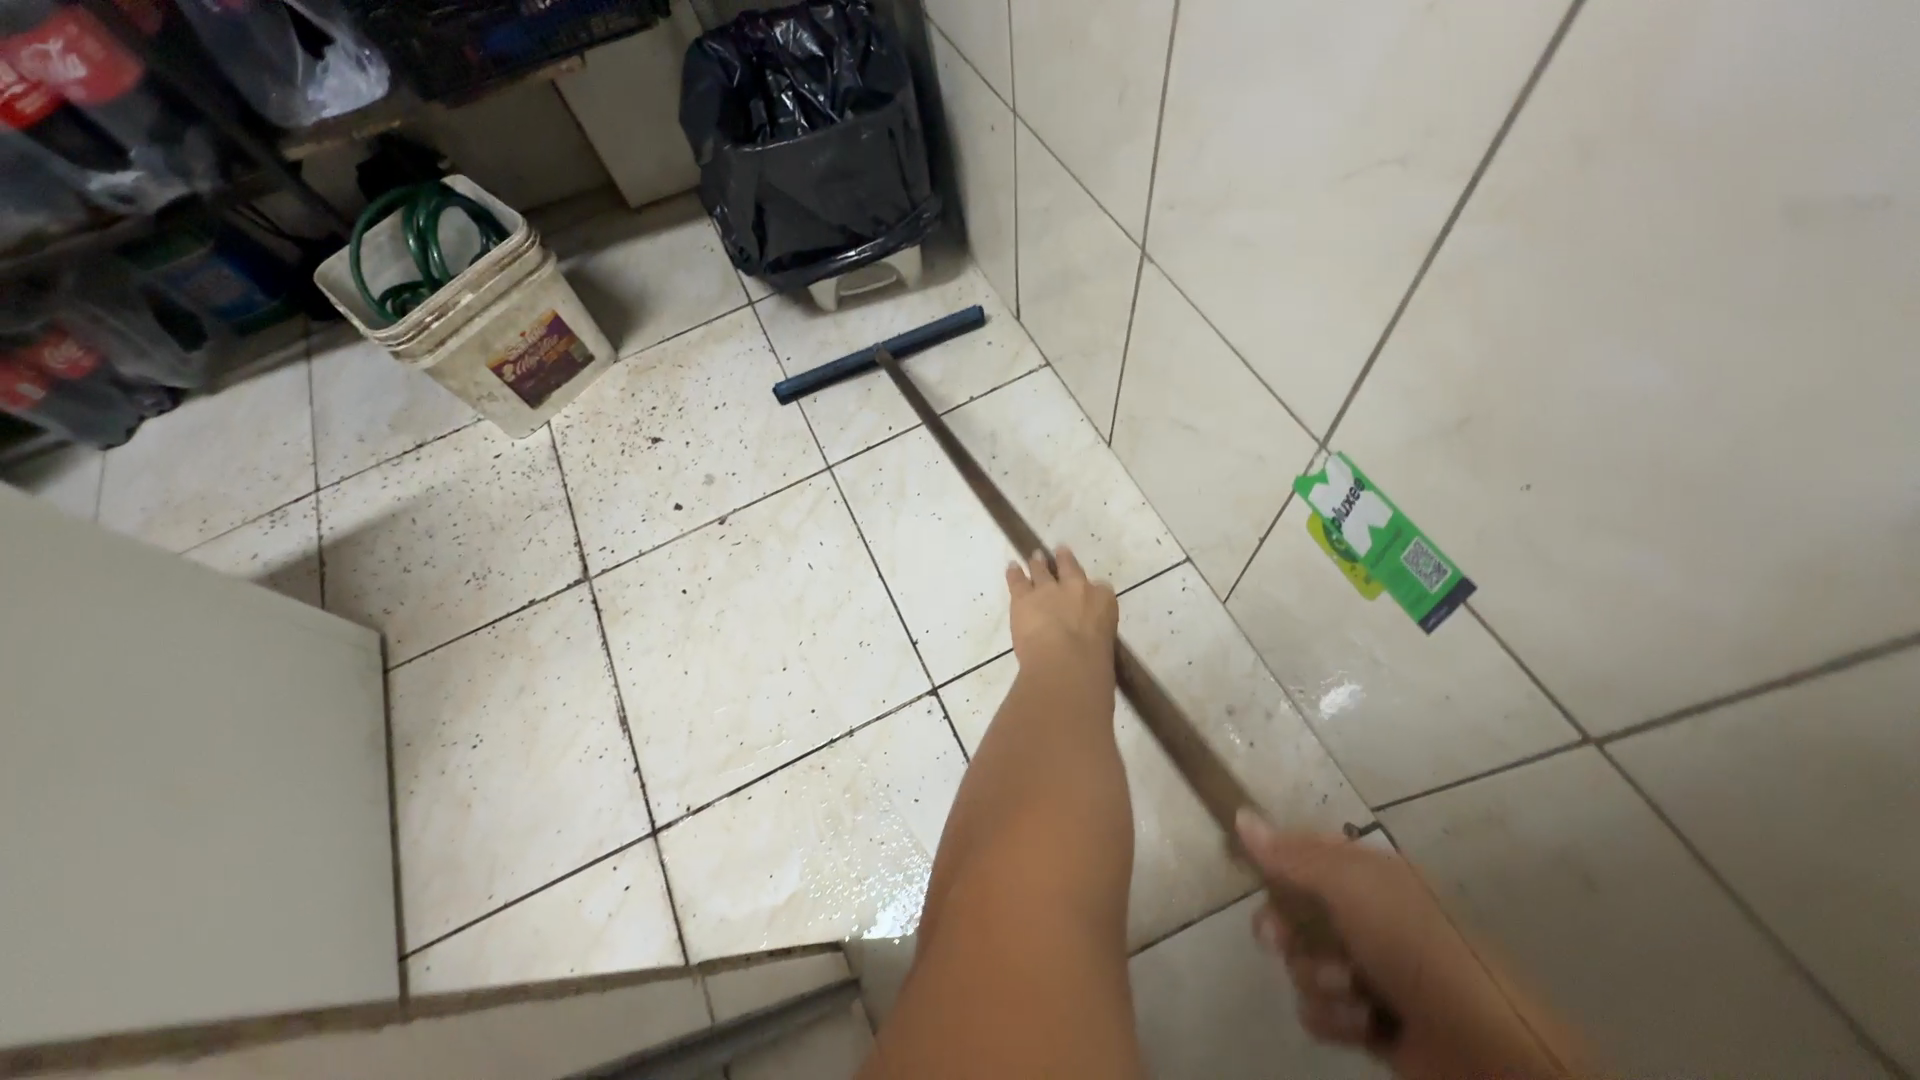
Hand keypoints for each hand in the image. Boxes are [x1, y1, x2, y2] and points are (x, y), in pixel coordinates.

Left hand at [1005, 546, 1117, 686]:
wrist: (1066, 661)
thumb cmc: (1093, 664)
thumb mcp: (1105, 646)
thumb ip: (1096, 635)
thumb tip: (1089, 643)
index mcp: (1103, 601)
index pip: (1100, 589)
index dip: (1092, 589)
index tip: (1087, 588)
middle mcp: (1077, 587)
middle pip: (1069, 567)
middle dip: (1064, 560)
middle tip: (1060, 550)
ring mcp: (1049, 589)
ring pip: (1041, 570)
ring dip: (1037, 563)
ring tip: (1035, 556)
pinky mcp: (1023, 597)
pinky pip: (1017, 580)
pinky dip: (1014, 573)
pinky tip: (1011, 567)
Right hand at [1236, 813, 1585, 1079]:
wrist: (1478, 1040)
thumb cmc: (1413, 944)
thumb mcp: (1351, 886)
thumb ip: (1293, 856)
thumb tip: (1241, 816)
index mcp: (1366, 875)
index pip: (1303, 852)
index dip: (1274, 861)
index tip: (1252, 873)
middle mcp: (1362, 917)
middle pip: (1290, 913)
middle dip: (1283, 931)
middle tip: (1284, 940)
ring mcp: (1364, 970)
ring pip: (1300, 965)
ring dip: (1317, 980)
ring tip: (1352, 991)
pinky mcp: (1363, 1019)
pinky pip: (1318, 1011)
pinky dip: (1335, 1019)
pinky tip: (1364, 1023)